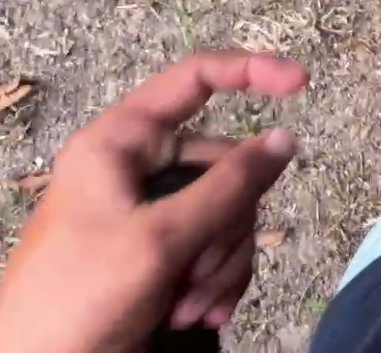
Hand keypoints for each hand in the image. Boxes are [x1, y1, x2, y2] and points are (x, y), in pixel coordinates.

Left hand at [0, 51, 309, 352]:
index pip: (198, 76)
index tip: (302, 85)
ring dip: (223, 257)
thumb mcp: (162, 240)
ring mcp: (152, 206)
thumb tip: (286, 137)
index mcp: (121, 141)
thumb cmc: (78, 302)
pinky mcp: (163, 245)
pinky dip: (220, 275)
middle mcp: (140, 164)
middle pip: (227, 160)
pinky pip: (221, 237)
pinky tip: (200, 310)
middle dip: (229, 220)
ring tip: (191, 303)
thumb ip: (231, 184)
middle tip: (201, 269)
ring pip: (230, 204)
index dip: (253, 69)